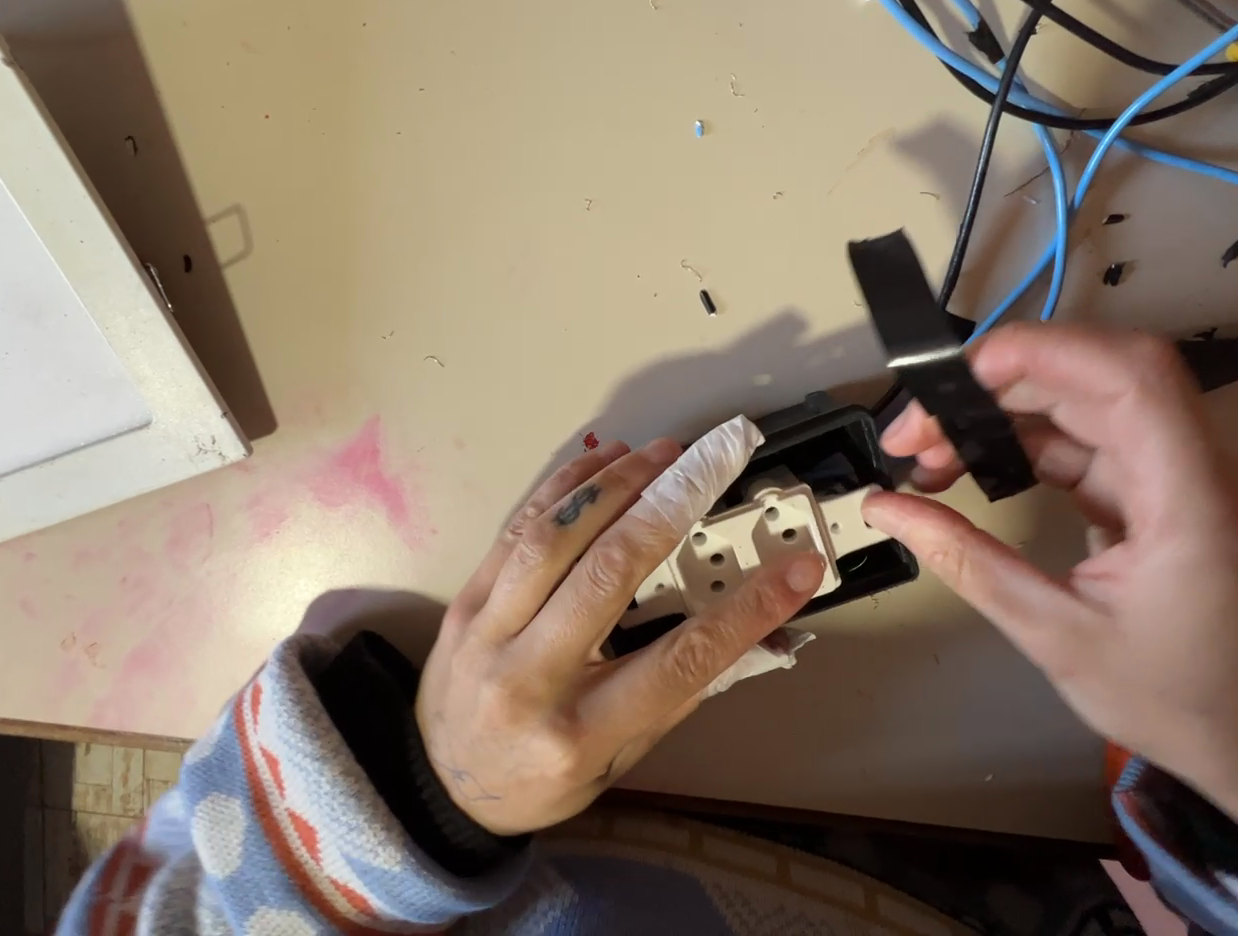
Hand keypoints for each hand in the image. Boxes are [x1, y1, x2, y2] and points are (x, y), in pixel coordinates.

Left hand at [418, 439, 824, 834]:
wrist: (440, 784)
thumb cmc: (542, 776)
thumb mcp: (619, 758)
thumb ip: (684, 693)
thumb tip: (760, 638)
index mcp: (580, 734)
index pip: (679, 662)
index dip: (746, 611)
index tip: (797, 566)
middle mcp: (528, 677)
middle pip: (608, 575)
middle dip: (672, 505)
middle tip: (716, 458)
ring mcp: (487, 631)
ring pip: (554, 539)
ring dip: (614, 484)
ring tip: (663, 453)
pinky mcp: (465, 598)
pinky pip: (517, 529)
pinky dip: (564, 486)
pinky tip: (603, 459)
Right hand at [862, 323, 1237, 858]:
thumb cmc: (1175, 700)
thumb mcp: (1055, 636)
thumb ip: (964, 560)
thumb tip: (881, 506)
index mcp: (1192, 498)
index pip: (1128, 375)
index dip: (1037, 353)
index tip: (948, 382)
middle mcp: (1191, 464)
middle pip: (1087, 376)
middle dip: (987, 388)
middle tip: (910, 434)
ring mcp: (1172, 471)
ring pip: (1072, 402)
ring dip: (992, 415)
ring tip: (924, 455)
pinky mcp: (1150, 486)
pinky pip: (1074, 438)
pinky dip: (1013, 444)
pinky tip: (965, 468)